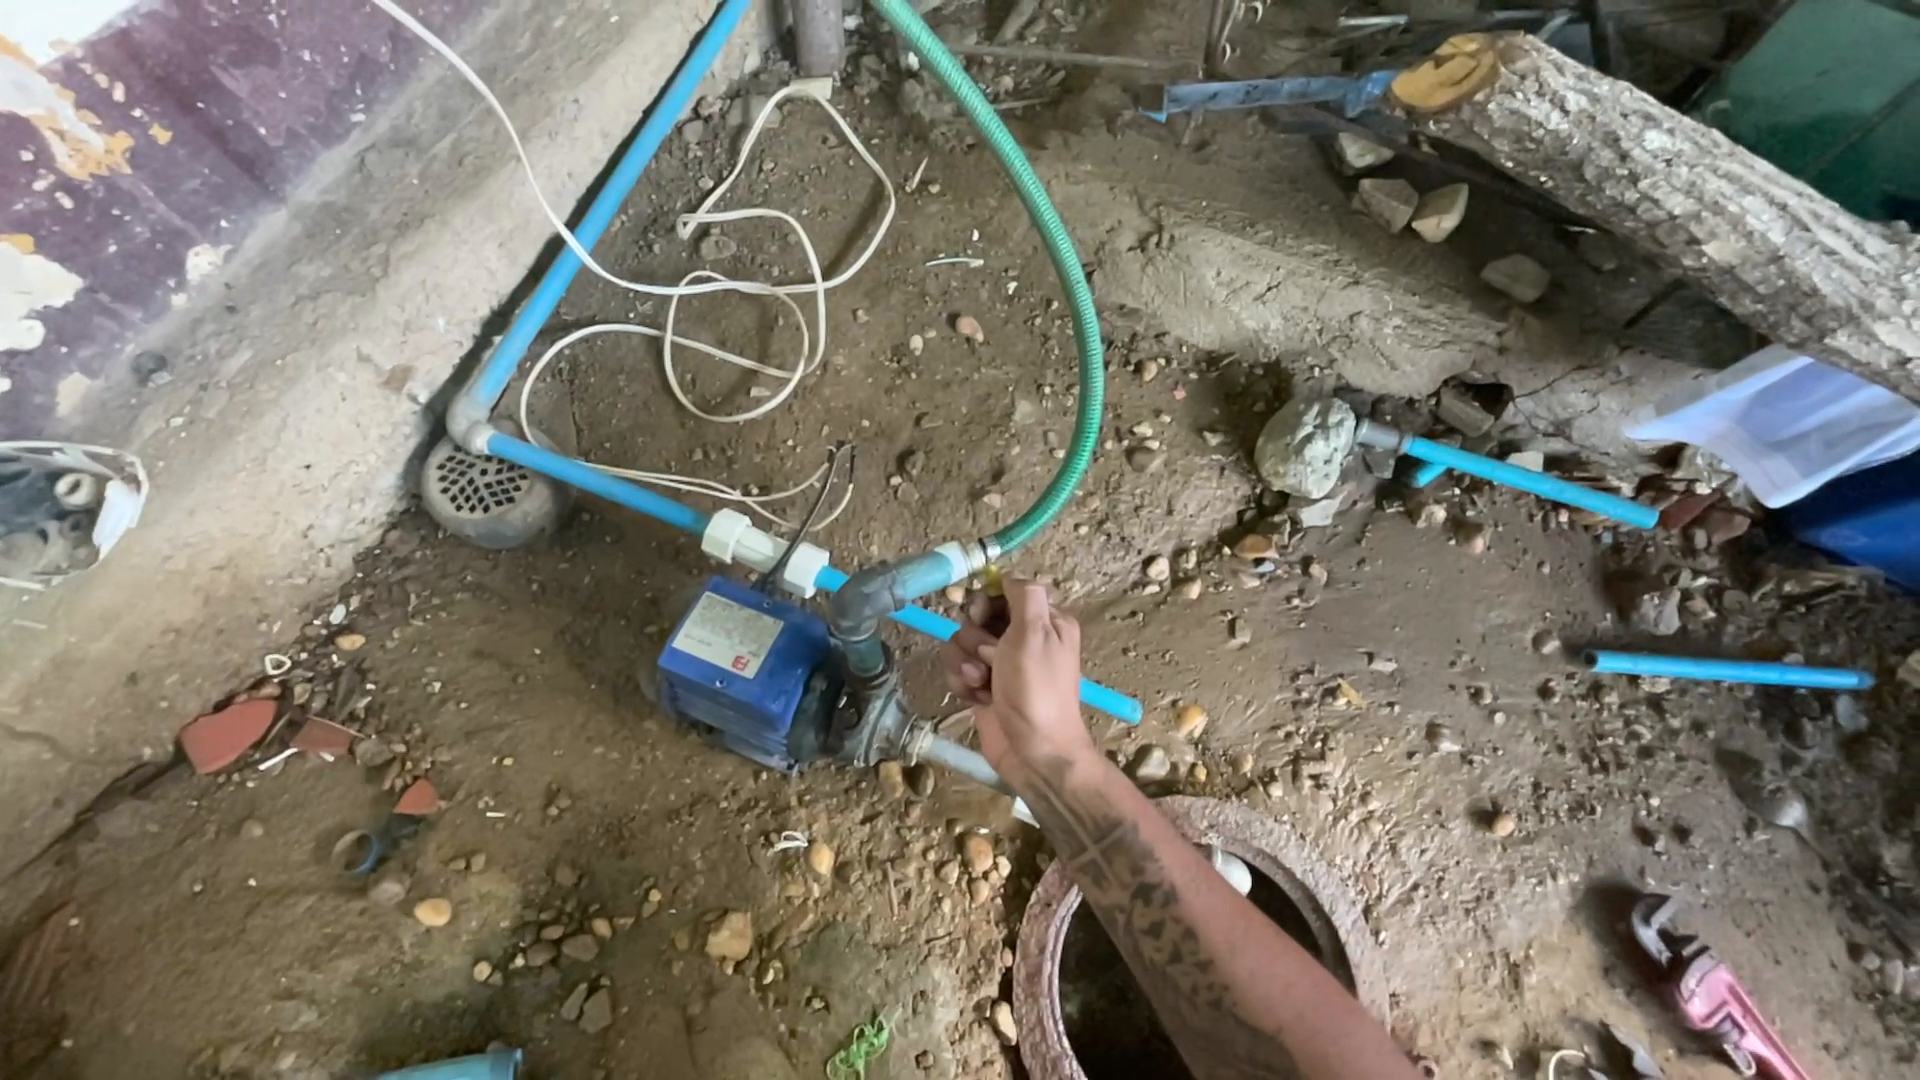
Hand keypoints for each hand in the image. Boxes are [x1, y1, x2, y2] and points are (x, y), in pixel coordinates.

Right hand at [941, 578, 1095, 790]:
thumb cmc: (1038, 689)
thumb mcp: (1036, 632)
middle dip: (975, 638)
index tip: (981, 614)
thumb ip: (1024, 595)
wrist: (1034, 752)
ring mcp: (1001, 665)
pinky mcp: (983, 688)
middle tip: (989, 657)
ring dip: (966, 663)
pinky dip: (962, 683)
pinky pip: (957, 670)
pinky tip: (976, 698)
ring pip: (961, 644)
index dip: (987, 601)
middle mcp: (1023, 639)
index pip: (1005, 592)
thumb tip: (1008, 577)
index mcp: (1045, 621)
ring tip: (982, 683)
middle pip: (978, 617)